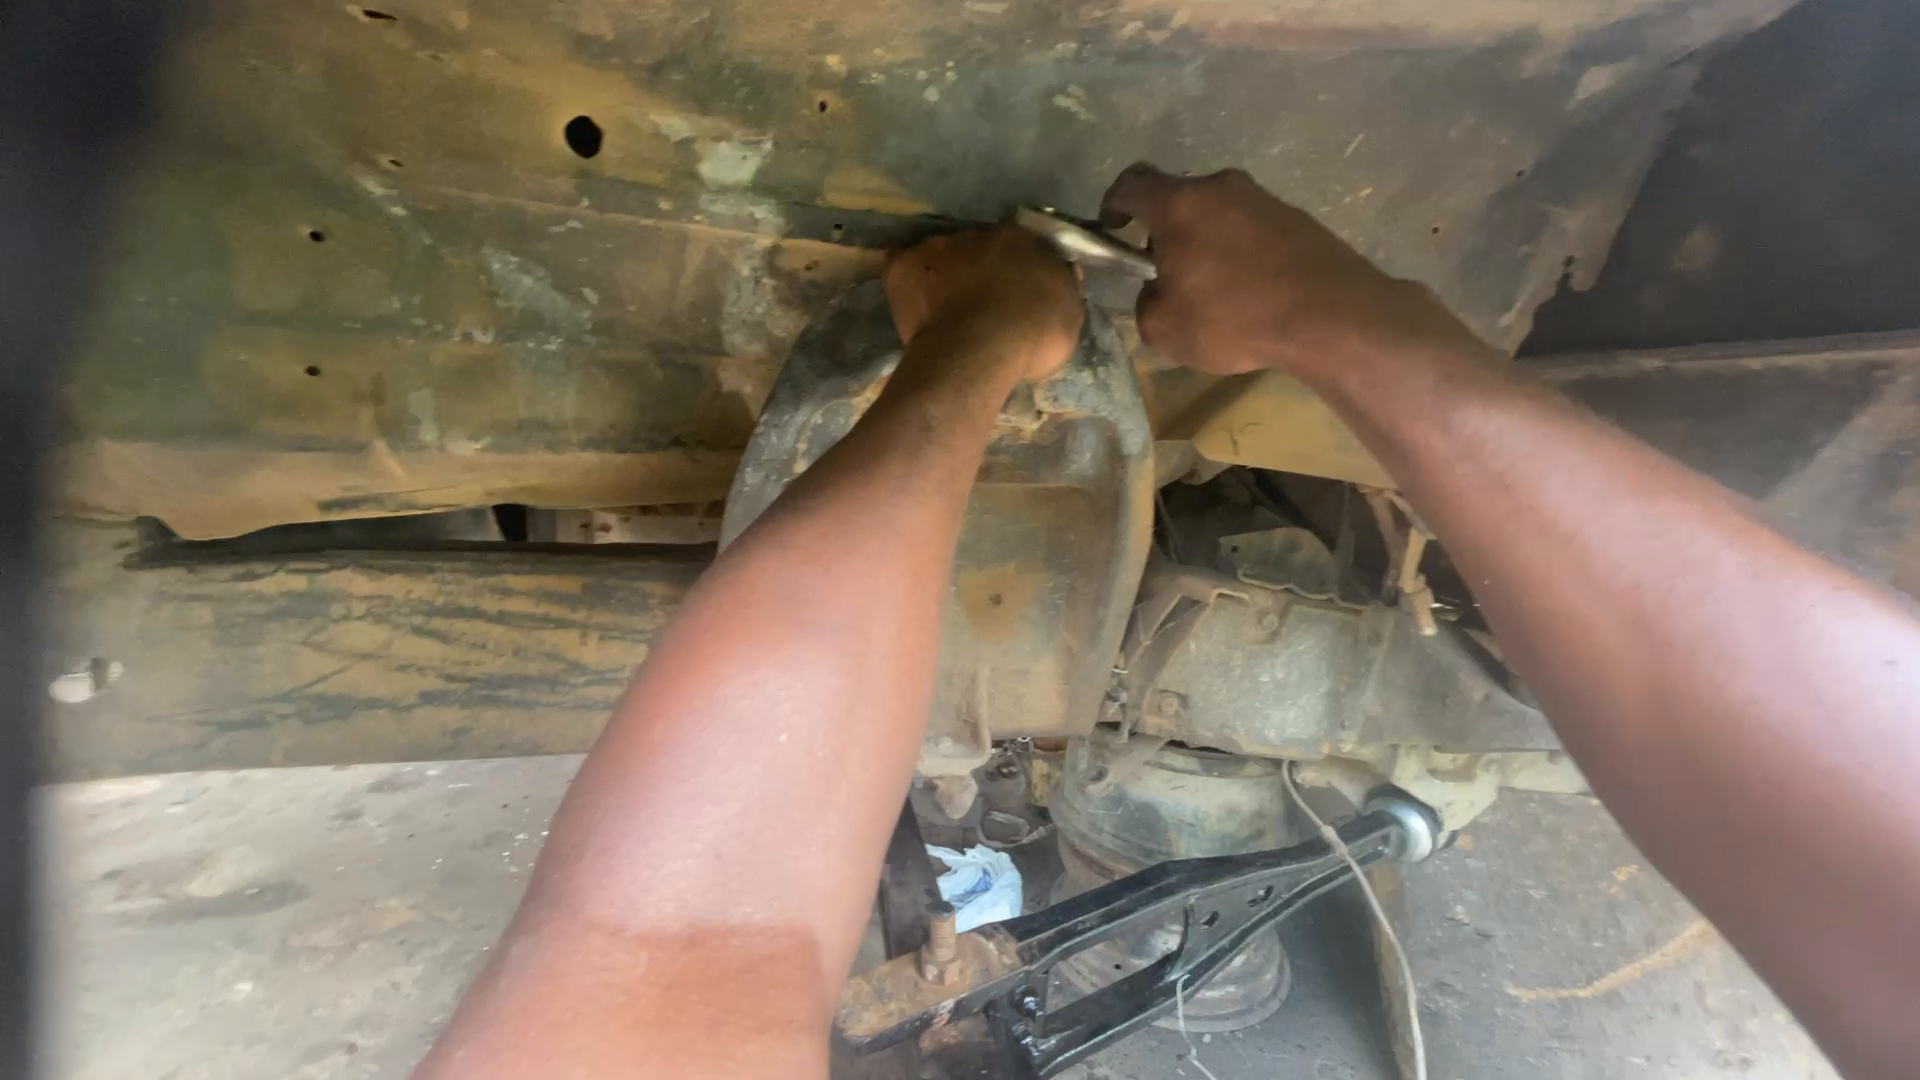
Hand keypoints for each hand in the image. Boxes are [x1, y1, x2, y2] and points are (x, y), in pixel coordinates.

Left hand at [884, 225, 1083, 381]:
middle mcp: (978, 233)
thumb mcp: (1068, 315)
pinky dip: (909, 283)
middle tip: (981, 304)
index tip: (1017, 292)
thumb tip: (1065, 273)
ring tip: (946, 309)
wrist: (978, 350)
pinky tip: (914, 303)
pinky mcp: (903, 268)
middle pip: (979, 248)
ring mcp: (937, 247)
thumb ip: (1064, 289)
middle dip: (980, 270)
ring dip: (945, 274)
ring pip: (941, 256)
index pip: (1021, 245)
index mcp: (1022, 239)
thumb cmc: (1031, 336)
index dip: (1019, 269)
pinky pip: (904, 269)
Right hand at [1100, 163, 1484, 376]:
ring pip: (1214, 215)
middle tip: (1163, 276)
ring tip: (1208, 293)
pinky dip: (1235, 254)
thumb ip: (1146, 303)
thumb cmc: (1232, 317)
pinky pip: (1247, 230)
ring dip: (1201, 245)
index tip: (1111, 229)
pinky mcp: (1293, 217)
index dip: (1113, 203)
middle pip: (1176, 200)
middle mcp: (1220, 188)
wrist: (1327, 314)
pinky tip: (1244, 294)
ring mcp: (1262, 198)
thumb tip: (1158, 290)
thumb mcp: (1163, 328)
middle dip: (1162, 234)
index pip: (1131, 183)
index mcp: (1179, 205)